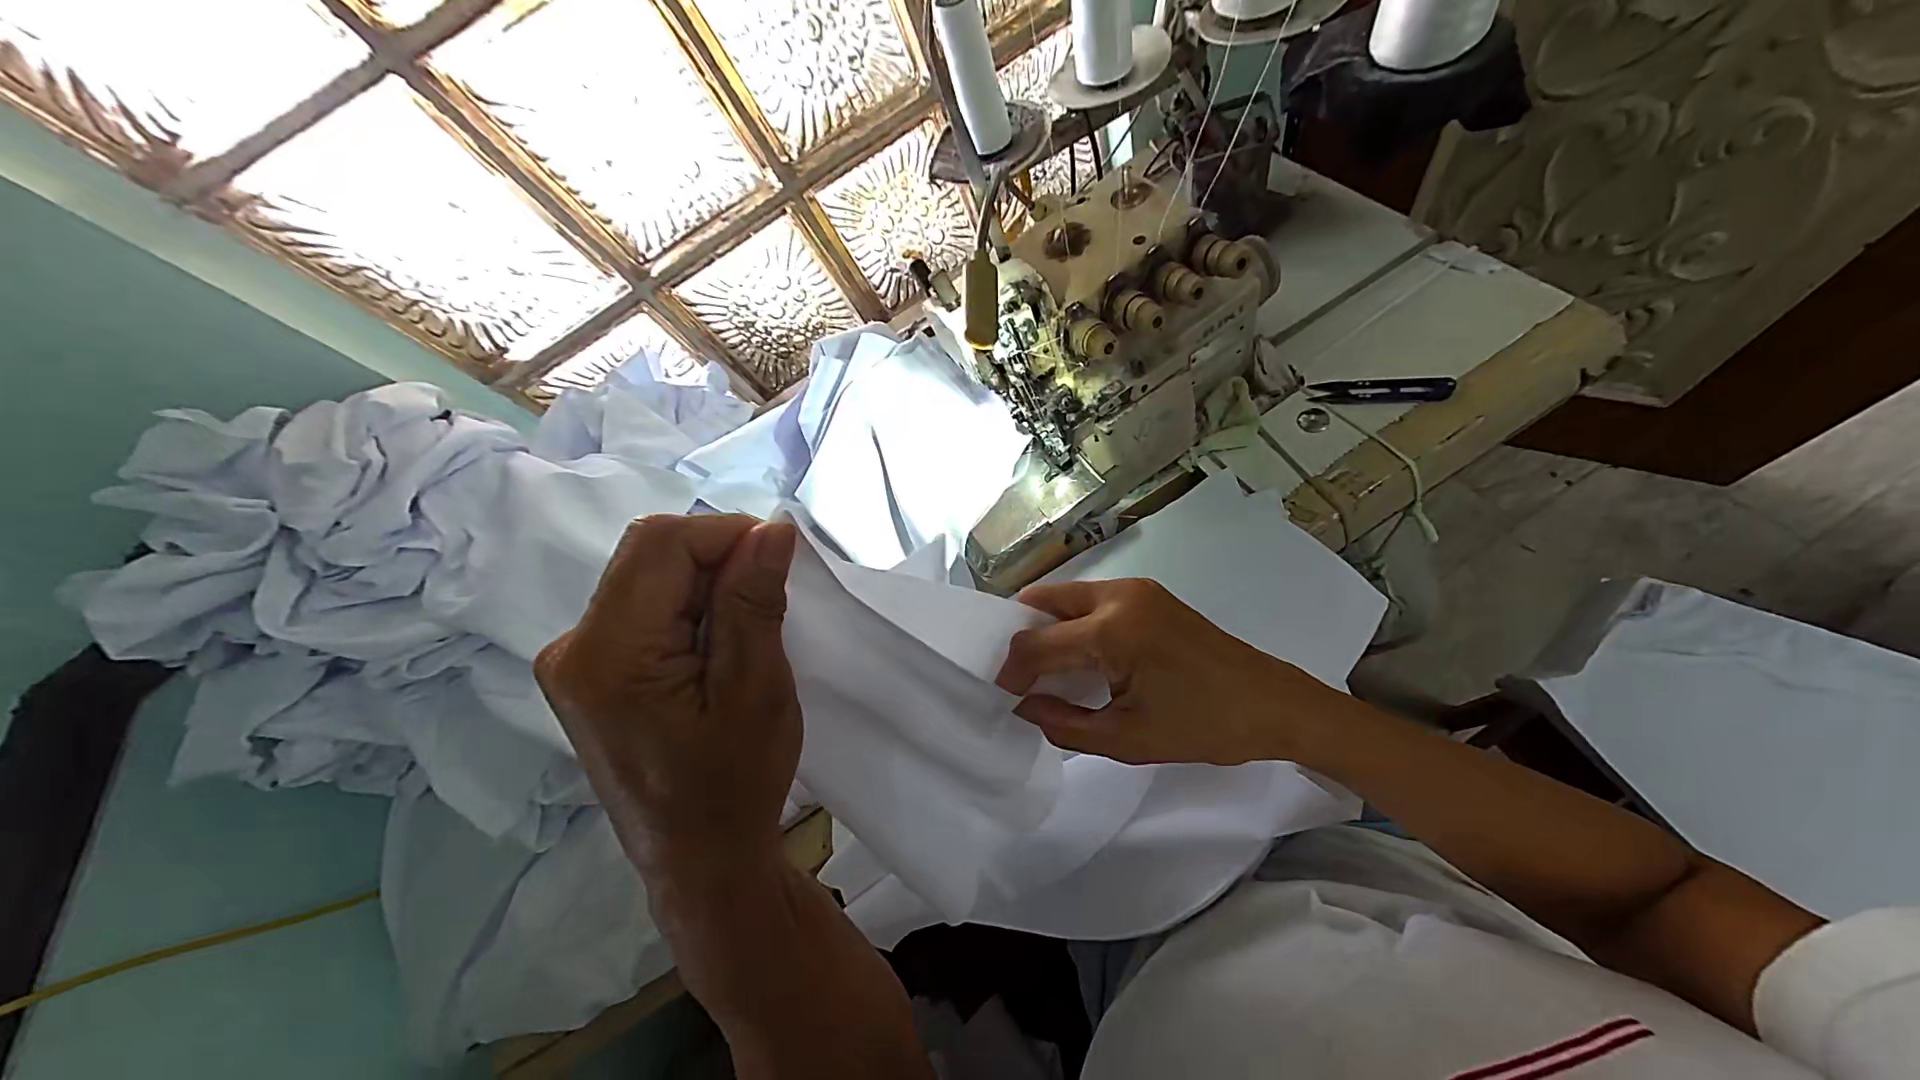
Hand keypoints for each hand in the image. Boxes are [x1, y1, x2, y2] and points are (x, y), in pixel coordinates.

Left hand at [535, 514, 799, 873]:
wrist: (700, 859)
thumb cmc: (735, 784)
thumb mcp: (756, 690)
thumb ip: (753, 602)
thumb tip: (771, 530)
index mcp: (608, 654)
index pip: (661, 544)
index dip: (727, 533)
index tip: (779, 559)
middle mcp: (573, 647)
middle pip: (648, 554)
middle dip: (718, 557)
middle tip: (768, 596)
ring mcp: (576, 660)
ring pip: (647, 575)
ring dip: (706, 582)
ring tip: (747, 627)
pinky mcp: (591, 671)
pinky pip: (643, 606)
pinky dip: (689, 606)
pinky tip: (717, 642)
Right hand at [995, 578, 1353, 765]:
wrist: (1276, 705)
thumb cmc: (1206, 727)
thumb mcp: (1128, 739)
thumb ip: (1064, 723)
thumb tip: (1023, 707)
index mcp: (1114, 628)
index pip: (1037, 642)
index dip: (1011, 670)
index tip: (1001, 697)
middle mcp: (1120, 595)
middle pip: (1044, 602)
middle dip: (1021, 637)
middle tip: (1016, 677)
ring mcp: (1138, 590)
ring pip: (1067, 597)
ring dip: (1047, 629)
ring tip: (1043, 671)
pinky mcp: (1150, 595)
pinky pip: (1092, 602)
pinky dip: (1072, 624)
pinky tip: (1077, 657)